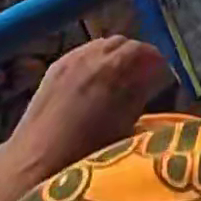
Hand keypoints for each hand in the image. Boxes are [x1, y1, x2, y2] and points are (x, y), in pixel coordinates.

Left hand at [0, 36, 170, 184]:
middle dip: (134, 54)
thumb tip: (153, 73)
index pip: (140, 49)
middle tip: (145, 73)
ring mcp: (68, 58)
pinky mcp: (54, 66)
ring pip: (99, 45)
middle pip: (119, 42)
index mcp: (110, 68)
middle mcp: (89, 55)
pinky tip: (97, 79)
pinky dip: (94, 58)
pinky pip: (81, 52)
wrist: (37, 158)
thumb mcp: (123, 125)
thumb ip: (139, 93)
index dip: (154, 58)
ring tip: (122, 78)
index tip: (163, 71)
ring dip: (113, 55)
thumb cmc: (87, 152)